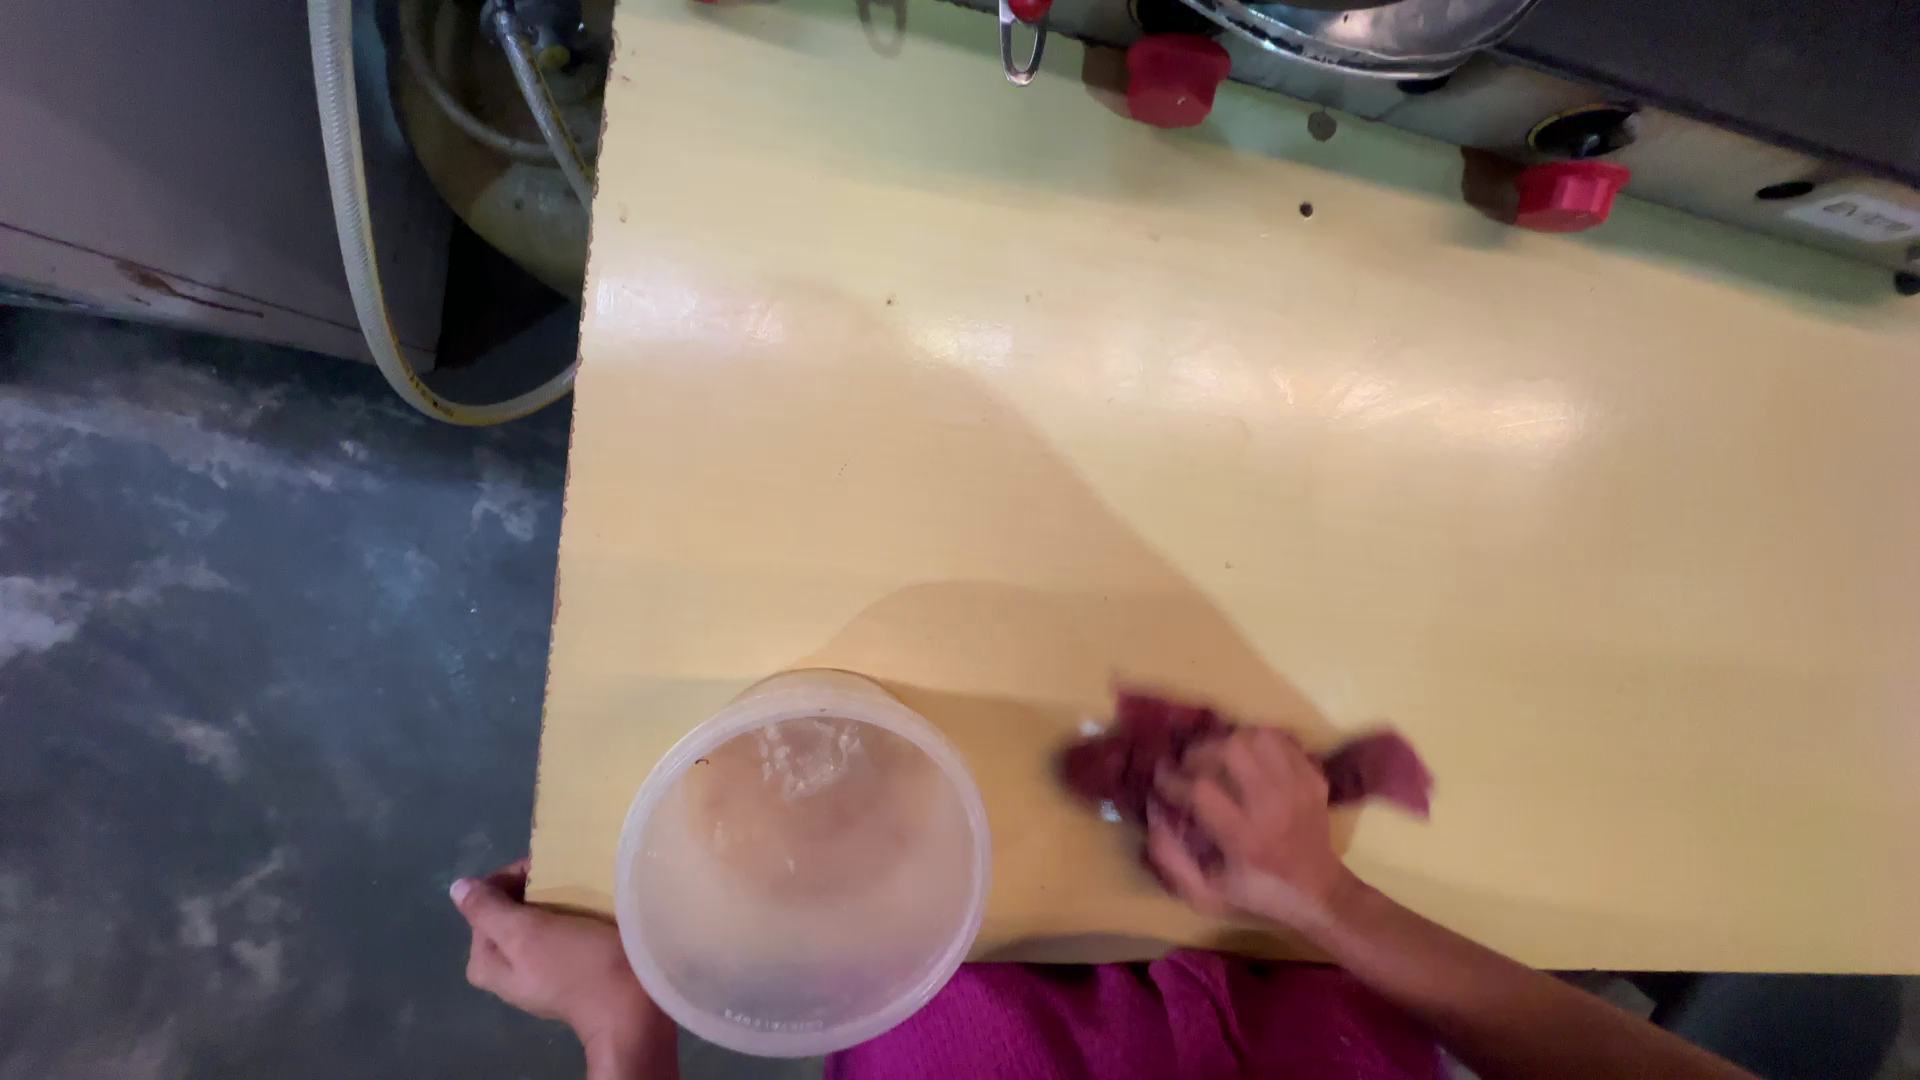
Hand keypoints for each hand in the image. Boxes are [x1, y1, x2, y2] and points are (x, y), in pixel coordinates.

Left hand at [450, 860, 669, 1056]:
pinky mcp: (572, 960)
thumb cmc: (575, 964)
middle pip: (514, 907)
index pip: (487, 901)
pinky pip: (567, 923)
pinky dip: (578, 907)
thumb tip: (458, 887)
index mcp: (487, 960)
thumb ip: (489, 912)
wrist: (628, 1000)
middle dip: (539, 884)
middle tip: (570, 874)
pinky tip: (597, 902)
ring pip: (543, 913)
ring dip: (562, 894)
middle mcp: (508, 963)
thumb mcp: (526, 935)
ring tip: (587, 883)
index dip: (514, 877)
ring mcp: (542, 964)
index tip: (548, 867)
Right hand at [1146, 727, 1358, 931]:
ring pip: (1257, 736)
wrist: (1322, 894)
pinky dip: (1258, 742)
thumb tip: (1154, 815)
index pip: (1201, 790)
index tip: (1162, 779)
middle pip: (1231, 750)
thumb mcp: (1208, 894)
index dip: (1172, 780)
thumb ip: (1172, 859)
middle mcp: (1273, 806)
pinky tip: (1248, 758)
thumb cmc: (1260, 894)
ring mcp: (1297, 788)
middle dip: (1201, 751)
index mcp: (1245, 837)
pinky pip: (1280, 740)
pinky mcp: (1312, 778)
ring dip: (1230, 741)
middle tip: (1191, 765)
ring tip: (1219, 758)